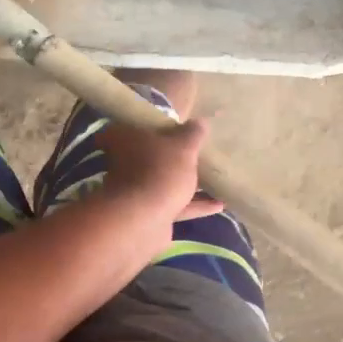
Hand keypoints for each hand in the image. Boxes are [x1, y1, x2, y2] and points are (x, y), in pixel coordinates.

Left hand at [97, 119, 222, 223]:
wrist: (143, 220)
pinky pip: (173, 204)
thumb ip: (192, 134)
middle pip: (147, 153)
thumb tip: (200, 121)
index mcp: (124, 138)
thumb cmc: (160, 171)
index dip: (147, 123)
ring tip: (213, 178)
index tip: (167, 123)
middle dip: (168, 154)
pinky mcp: (146, 212)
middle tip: (194, 150)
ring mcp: (133, 189)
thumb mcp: (182, 146)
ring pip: (162, 180)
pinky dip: (193, 205)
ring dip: (185, 181)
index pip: (131, 125)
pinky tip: (219, 204)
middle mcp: (123, 161)